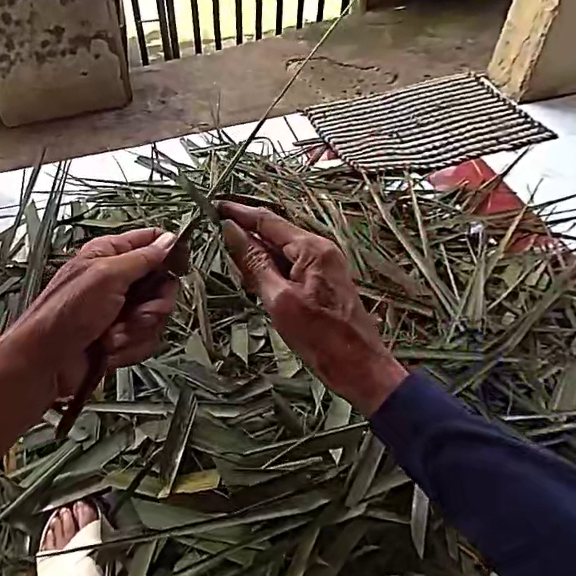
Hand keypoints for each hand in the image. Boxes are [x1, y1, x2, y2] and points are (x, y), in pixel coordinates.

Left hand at [0, 228, 179, 471]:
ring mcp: (119, 309)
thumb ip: (142, 258)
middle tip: (136, 313)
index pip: (150, 241)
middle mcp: (116, 279)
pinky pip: (146, 339)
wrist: (46, 363)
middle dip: (153, 305)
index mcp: (109, 254)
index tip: (178, 267)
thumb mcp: (106, 276)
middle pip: (161, 284)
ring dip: (137, 330)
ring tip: (112, 336)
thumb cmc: (66, 314)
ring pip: (156, 316)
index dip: (169, 253)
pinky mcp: (121, 336)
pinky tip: (109, 350)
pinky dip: (130, 347)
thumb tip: (168, 240)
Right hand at [218, 201, 406, 414]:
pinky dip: (270, 272)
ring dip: (256, 257)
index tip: (215, 207)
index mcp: (313, 249)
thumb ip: (254, 263)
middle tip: (217, 242)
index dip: (239, 213)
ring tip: (236, 271)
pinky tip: (257, 285)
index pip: (267, 221)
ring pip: (280, 252)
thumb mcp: (278, 299)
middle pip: (274, 234)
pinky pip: (290, 267)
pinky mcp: (323, 282)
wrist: (360, 368)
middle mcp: (321, 251)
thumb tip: (231, 232)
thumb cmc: (323, 338)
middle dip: (245, 237)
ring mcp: (324, 266)